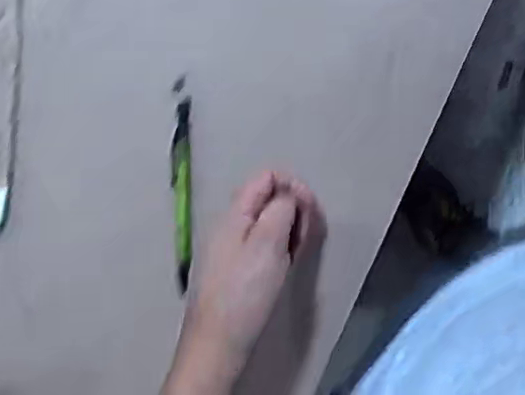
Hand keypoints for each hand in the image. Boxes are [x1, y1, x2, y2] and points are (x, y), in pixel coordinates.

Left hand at [187, 170, 322, 365]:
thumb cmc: (245, 292)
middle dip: (294, 208)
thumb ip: (283, 206)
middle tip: (306, 233)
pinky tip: (285, 264)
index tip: (308, 210)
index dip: (293, 185)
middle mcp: (231, 225)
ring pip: (269, 220)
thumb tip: (290, 194)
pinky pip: (264, 242)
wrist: (216, 349)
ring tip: (297, 251)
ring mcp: (231, 248)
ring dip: (290, 228)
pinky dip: (280, 246)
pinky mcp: (236, 270)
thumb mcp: (269, 241)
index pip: (267, 176)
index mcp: (235, 214)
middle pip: (270, 197)